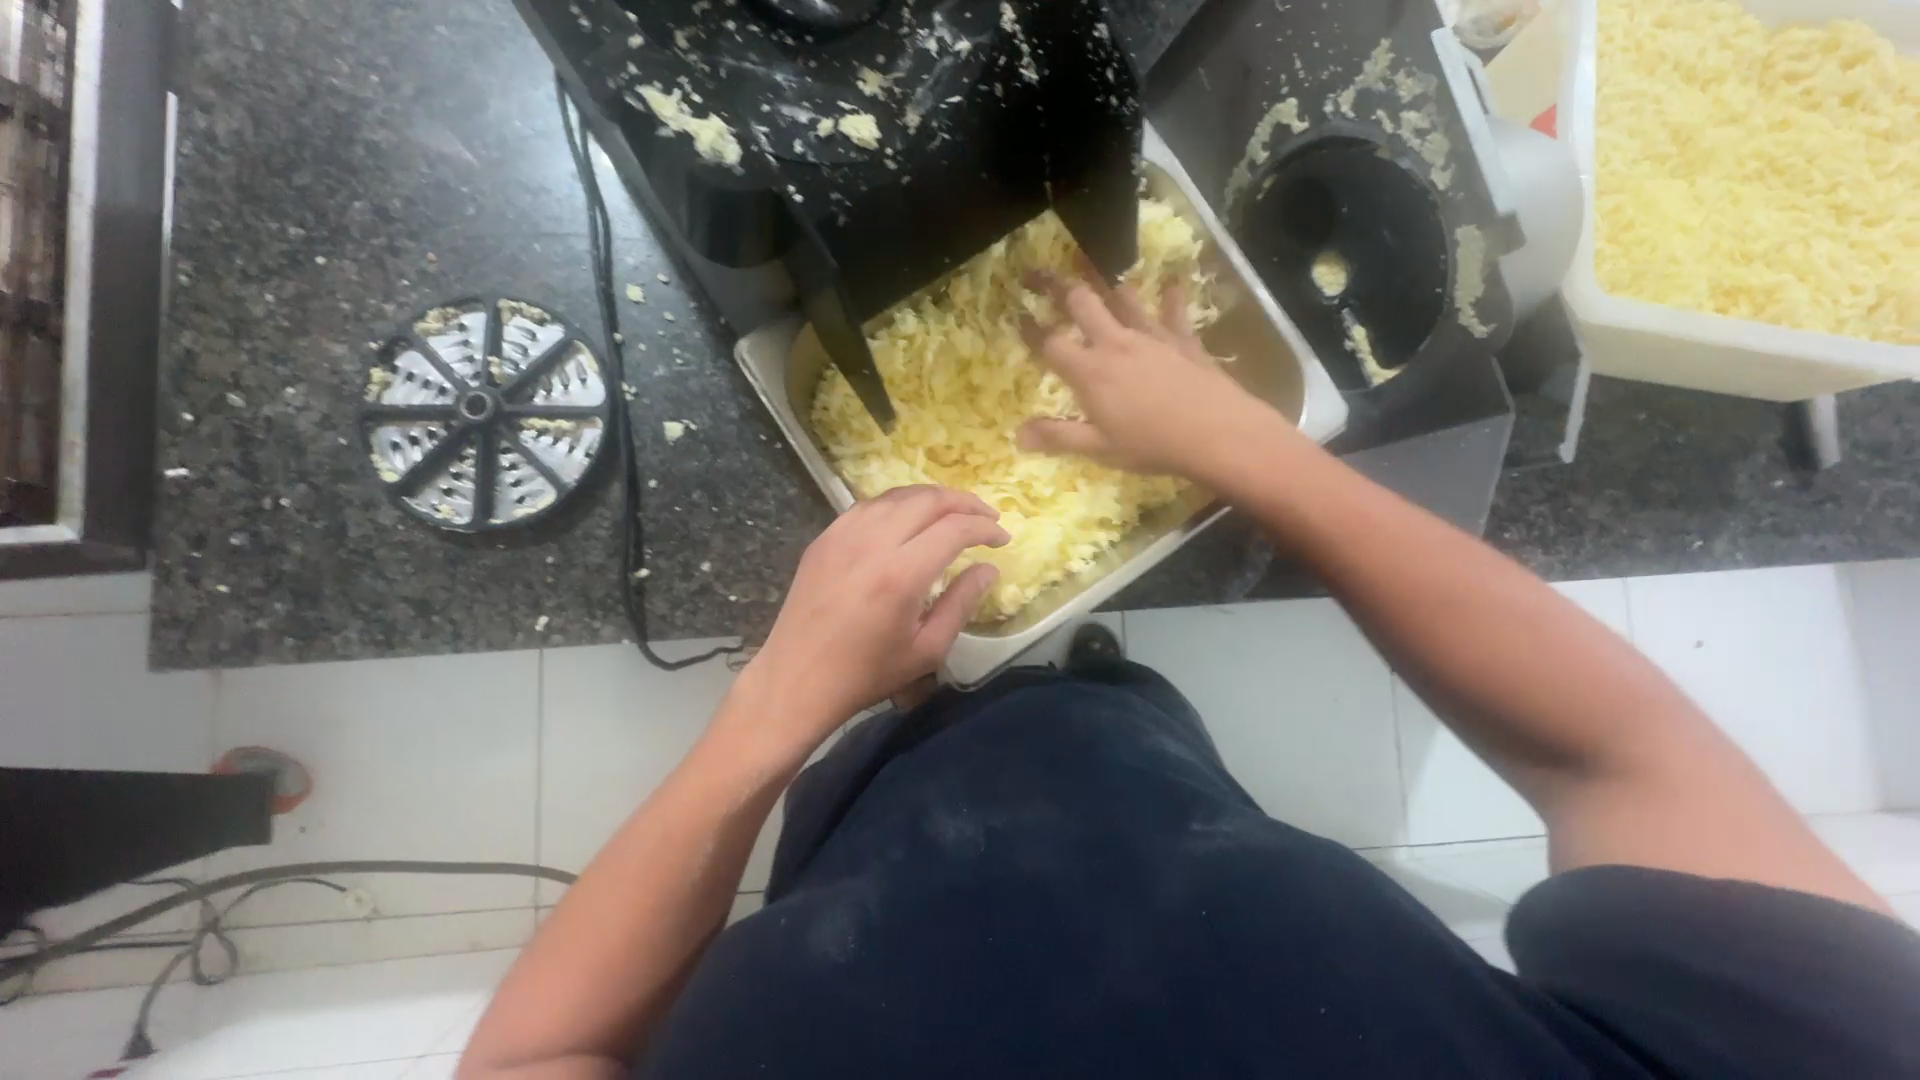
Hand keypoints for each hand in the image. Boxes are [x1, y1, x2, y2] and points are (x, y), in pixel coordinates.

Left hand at [725, 485, 1008, 755]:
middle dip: (964, 502)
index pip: (954, 528)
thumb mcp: (926, 649)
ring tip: (952, 513)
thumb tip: (989, 569)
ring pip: (897, 496)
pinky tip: (908, 520)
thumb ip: (962, 603)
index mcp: (901, 574)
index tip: (1002, 538)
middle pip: (928, 500)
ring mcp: (843, 535)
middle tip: (986, 516)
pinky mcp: (824, 538)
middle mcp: (872, 542)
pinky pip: (868, 506)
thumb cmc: (866, 673)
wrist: (797, 679)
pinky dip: (897, 505)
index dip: (985, 527)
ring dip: (931, 498)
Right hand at [1016, 269, 1291, 480]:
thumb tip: (1018, 433)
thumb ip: (1058, 437)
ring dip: (1109, 289)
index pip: (1050, 343)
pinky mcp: (1183, 340)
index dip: (1030, 329)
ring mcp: (1152, 337)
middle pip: (1082, 303)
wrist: (1217, 433)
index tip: (1015, 315)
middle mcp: (1116, 343)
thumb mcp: (1099, 448)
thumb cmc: (1152, 445)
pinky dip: (1172, 298)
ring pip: (1124, 300)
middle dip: (1058, 286)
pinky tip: (1174, 284)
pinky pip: (1175, 312)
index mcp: (1090, 371)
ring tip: (1101, 282)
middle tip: (1040, 273)